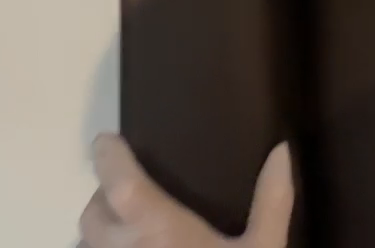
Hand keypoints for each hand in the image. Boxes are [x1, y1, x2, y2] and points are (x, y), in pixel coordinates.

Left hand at [79, 134, 293, 247]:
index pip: (119, 184)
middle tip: (127, 188)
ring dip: (99, 235)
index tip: (104, 139)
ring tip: (126, 232)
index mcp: (159, 231)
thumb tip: (281, 149)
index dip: (108, 158)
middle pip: (92, 215)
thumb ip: (273, 202)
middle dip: (104, 197)